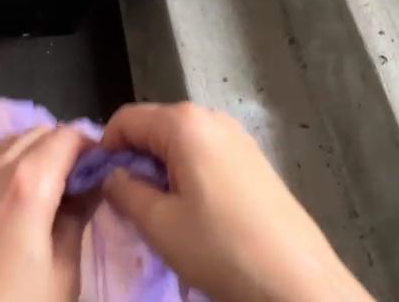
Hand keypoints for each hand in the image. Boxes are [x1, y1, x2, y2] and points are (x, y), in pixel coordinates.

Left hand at [0, 125, 93, 301]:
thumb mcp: (63, 272)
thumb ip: (77, 218)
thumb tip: (91, 186)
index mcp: (27, 181)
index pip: (66, 137)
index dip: (91, 147)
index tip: (107, 169)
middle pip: (38, 134)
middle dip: (65, 147)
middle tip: (86, 181)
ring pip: (12, 143)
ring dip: (37, 152)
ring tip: (57, 189)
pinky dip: (13, 164)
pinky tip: (24, 199)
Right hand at [99, 102, 372, 301]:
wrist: (298, 282)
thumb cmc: (222, 248)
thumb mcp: (159, 225)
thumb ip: (124, 191)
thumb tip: (111, 175)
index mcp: (183, 122)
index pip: (125, 119)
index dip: (105, 148)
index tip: (100, 184)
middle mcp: (210, 116)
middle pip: (154, 125)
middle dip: (135, 158)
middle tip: (129, 202)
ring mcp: (237, 136)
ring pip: (180, 141)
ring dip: (162, 168)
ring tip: (163, 211)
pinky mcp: (254, 159)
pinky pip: (205, 153)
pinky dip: (189, 173)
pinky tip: (197, 212)